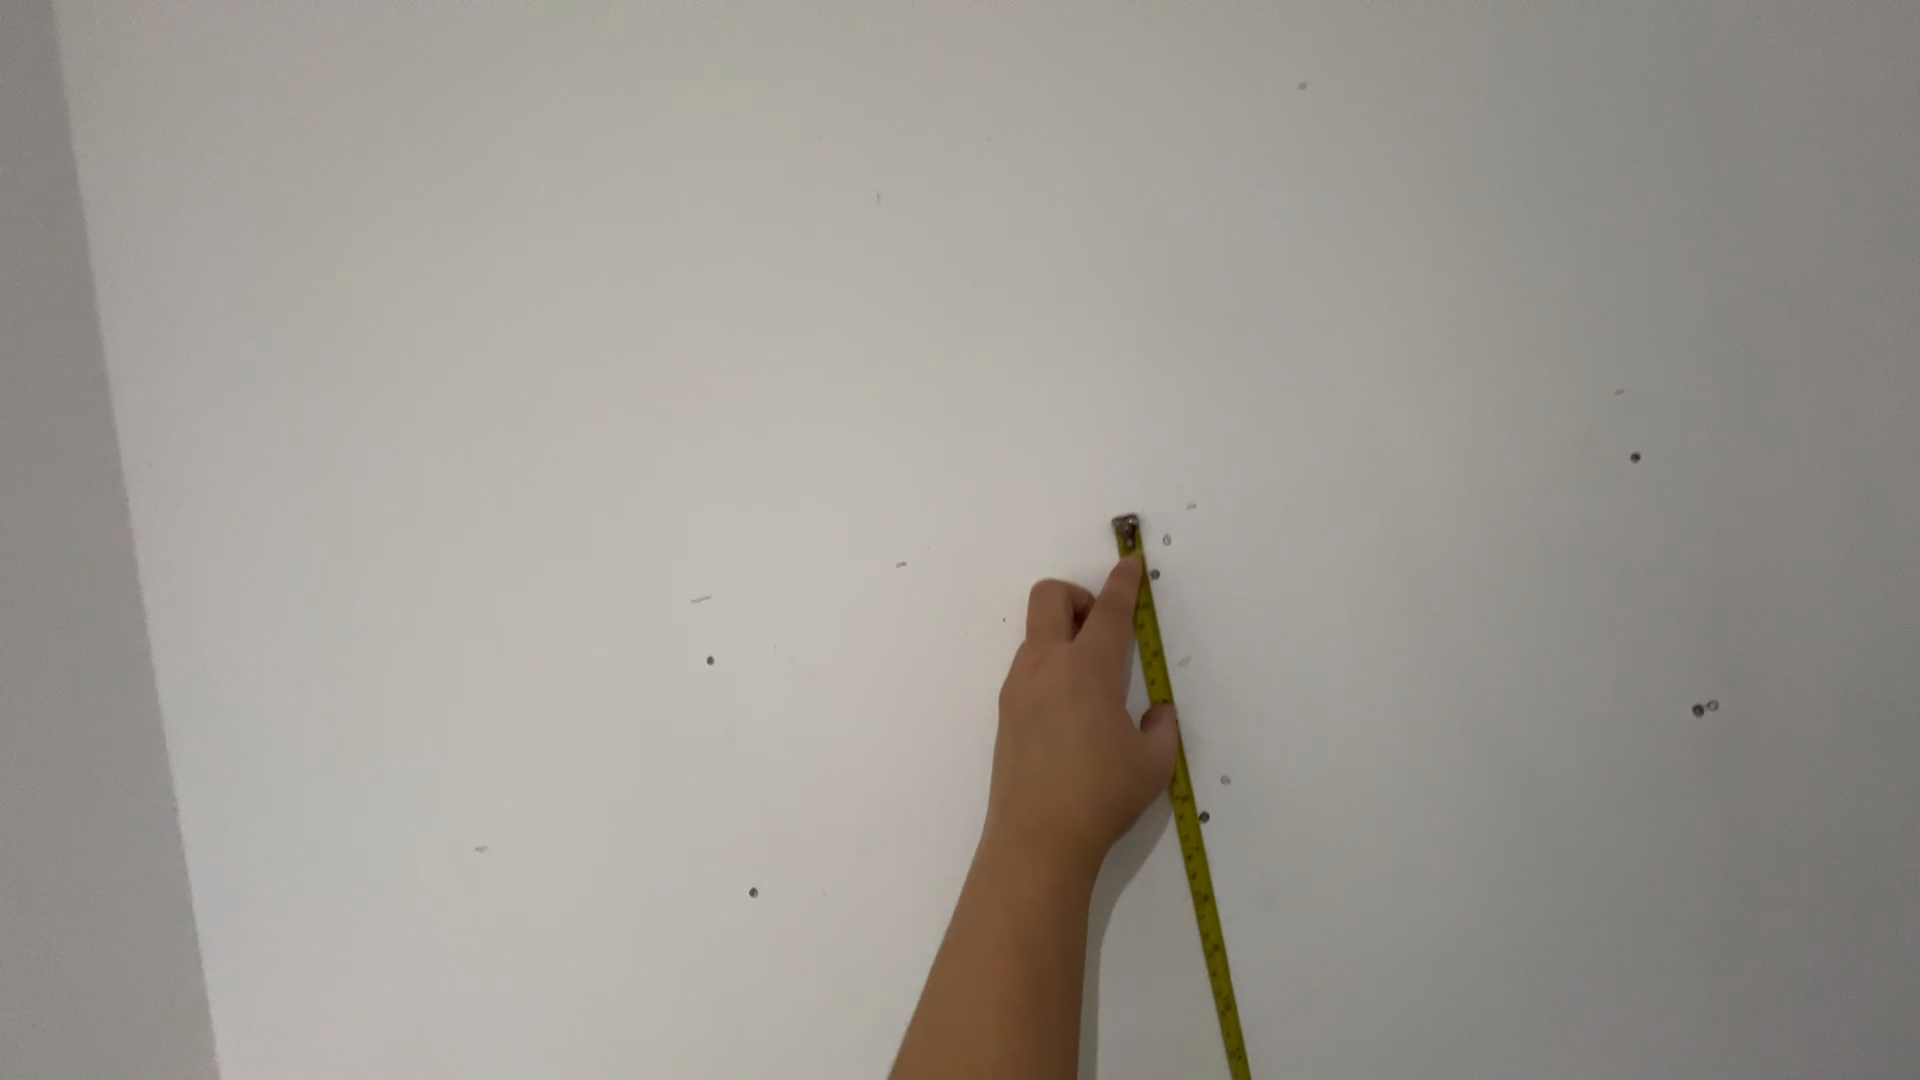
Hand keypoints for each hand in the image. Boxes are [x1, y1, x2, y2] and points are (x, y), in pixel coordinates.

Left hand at [984, 557, 1179, 876]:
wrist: (1037, 838)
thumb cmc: (1102, 796)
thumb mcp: (1153, 763)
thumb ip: (1161, 727)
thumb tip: (1156, 712)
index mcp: (1087, 669)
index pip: (1108, 611)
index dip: (1123, 583)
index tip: (1128, 564)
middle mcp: (1046, 665)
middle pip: (1048, 596)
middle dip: (1077, 595)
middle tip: (1101, 629)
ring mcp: (1018, 686)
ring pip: (1035, 633)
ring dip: (1062, 634)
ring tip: (1090, 682)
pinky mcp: (1004, 709)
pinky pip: (1027, 666)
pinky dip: (1049, 666)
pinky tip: (1067, 712)